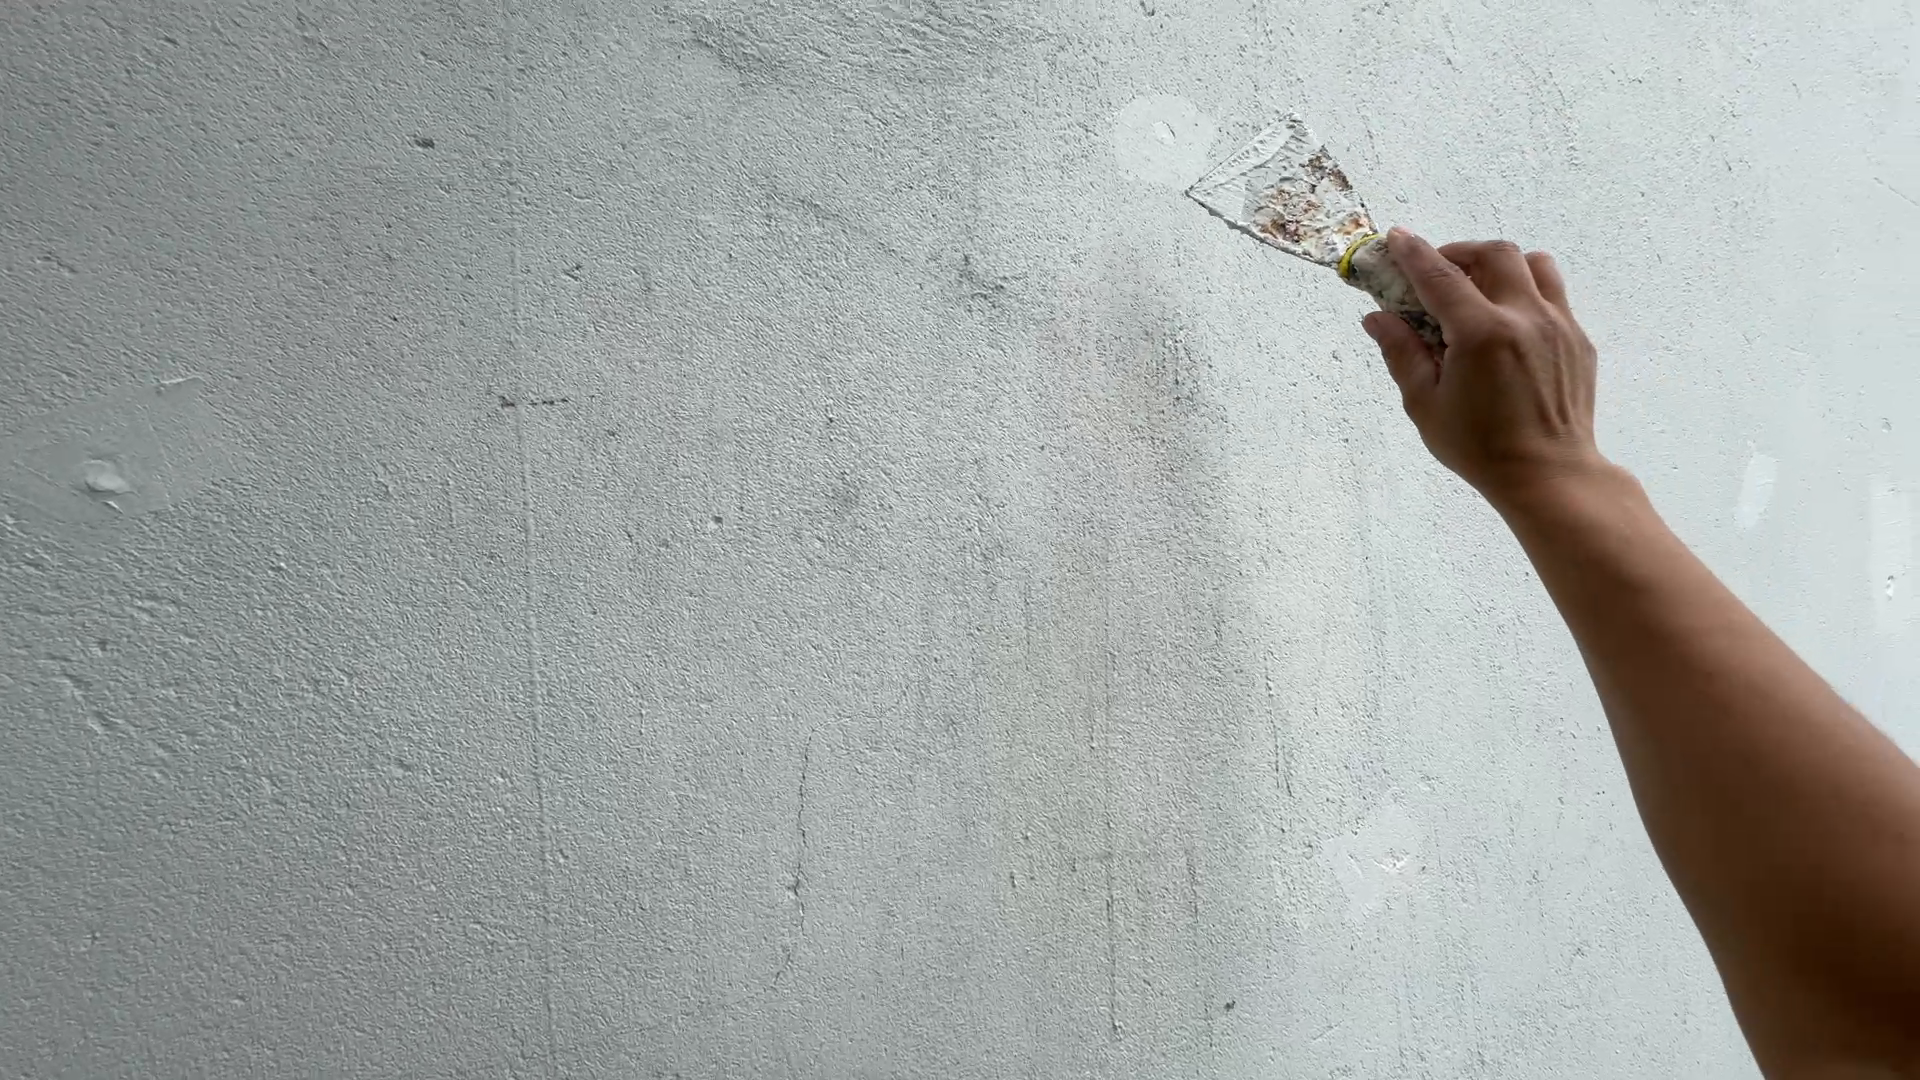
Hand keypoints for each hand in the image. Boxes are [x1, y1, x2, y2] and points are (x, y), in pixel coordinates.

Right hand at [1363, 227, 1608, 507]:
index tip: (1395, 238)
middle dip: (1457, 252)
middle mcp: (1524, 318)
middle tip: (1431, 270)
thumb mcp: (1423, 402)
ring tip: (1471, 289)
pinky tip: (1499, 321)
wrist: (1545, 470)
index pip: (1440, 278)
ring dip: (1496, 265)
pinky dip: (1520, 290)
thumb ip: (1400, 352)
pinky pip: (1550, 293)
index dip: (1413, 254)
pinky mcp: (1577, 337)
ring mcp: (1558, 324)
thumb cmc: (1475, 444)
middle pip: (1494, 254)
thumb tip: (1378, 317)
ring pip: (1532, 264)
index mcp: (1481, 335)